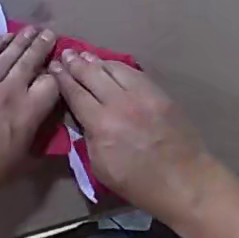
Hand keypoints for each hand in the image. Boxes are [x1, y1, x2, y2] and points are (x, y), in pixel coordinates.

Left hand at [0, 26, 61, 210]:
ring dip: (23, 40)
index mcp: (28, 114)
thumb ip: (38, 141)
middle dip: (43, 46)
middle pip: (30, 61)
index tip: (59, 68)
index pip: (51, 84)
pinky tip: (5, 37)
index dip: (57, 74)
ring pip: (8, 55)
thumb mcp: (22, 162)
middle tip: (51, 33)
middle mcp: (10, 92)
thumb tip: (49, 131)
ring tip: (33, 29)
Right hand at [49, 51, 222, 219]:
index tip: (53, 67)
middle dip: (75, 63)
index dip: (62, 79)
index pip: (75, 93)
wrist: (186, 182)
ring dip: (95, 61)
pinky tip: (110, 64)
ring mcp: (142, 95)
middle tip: (64, 54)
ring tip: (83, 54)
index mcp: (101, 124)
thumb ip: (87, 138)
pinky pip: (134, 73)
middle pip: (91, 75)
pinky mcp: (159, 93)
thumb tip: (82, 118)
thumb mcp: (100, 167)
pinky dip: (118, 66)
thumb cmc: (138, 183)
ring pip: (113, 68)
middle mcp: (119, 103)